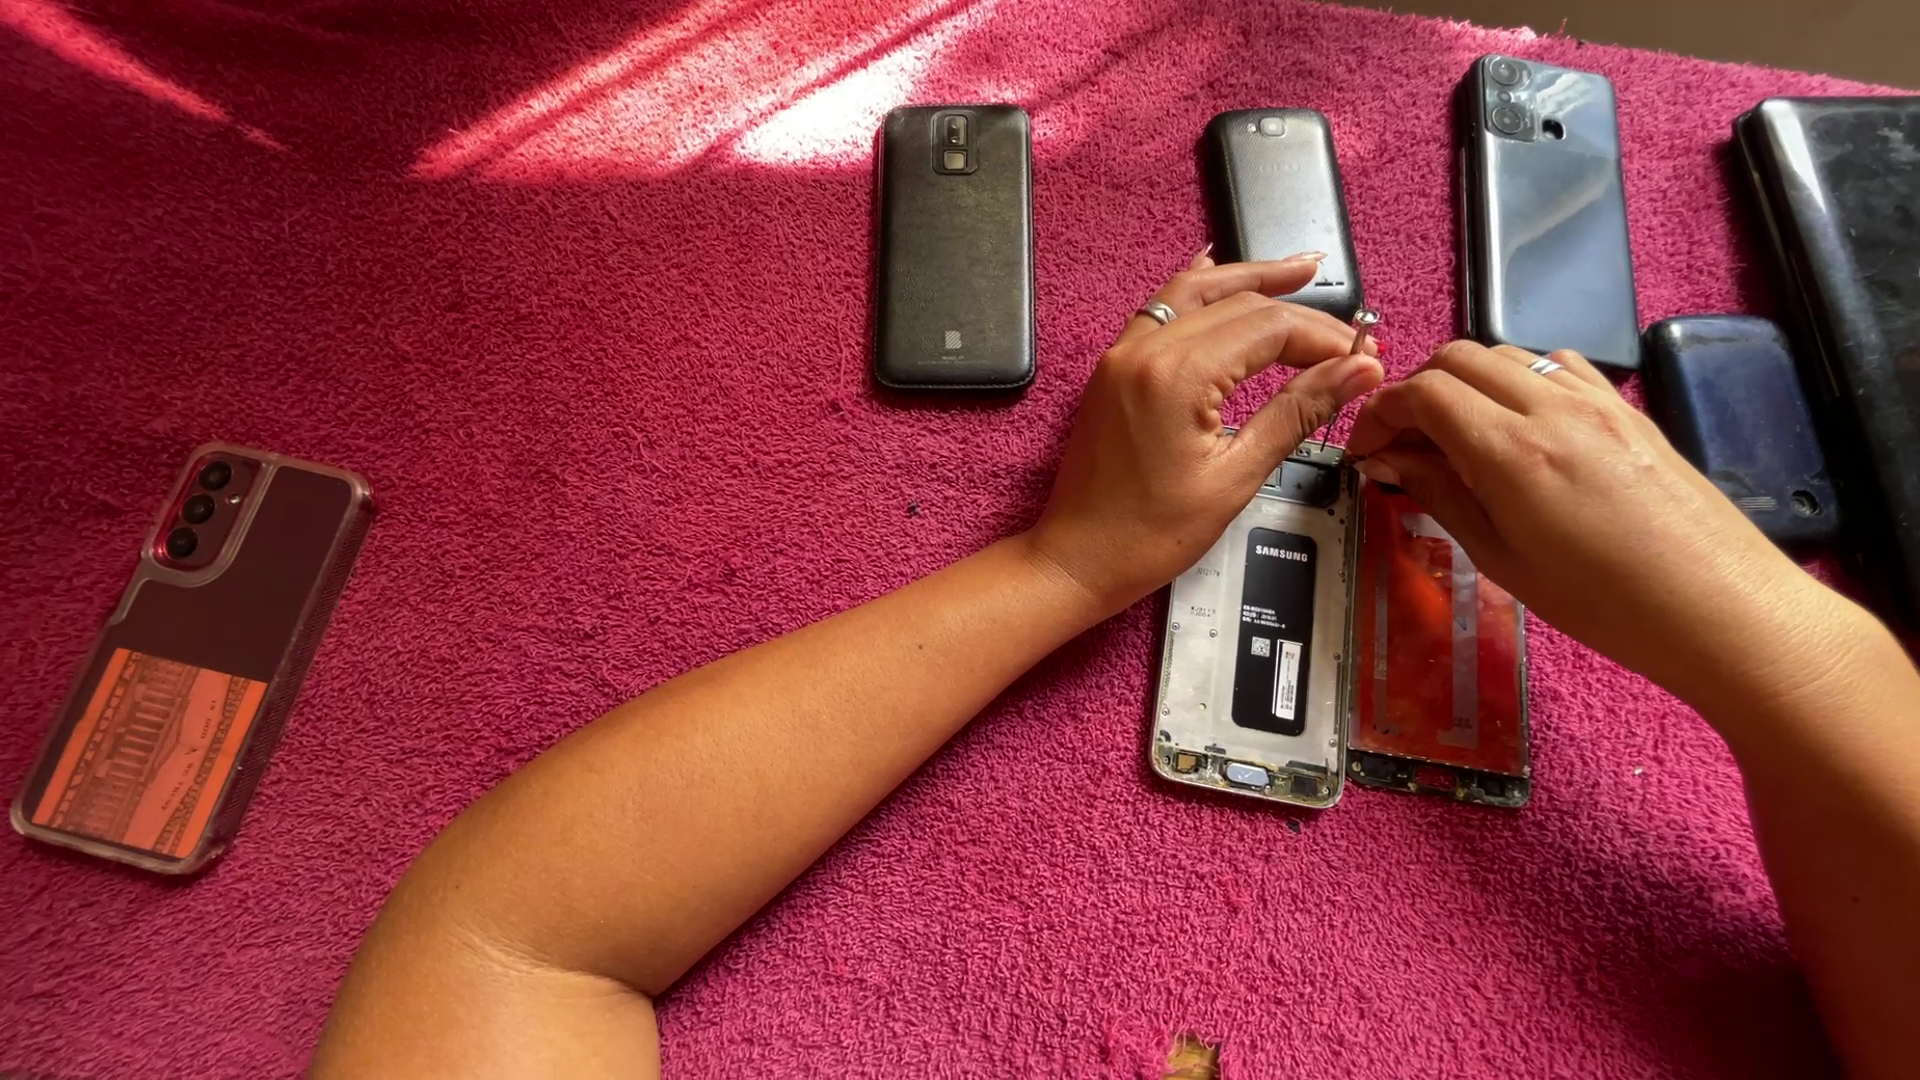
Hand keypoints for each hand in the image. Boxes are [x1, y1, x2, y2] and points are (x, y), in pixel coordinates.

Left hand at [1027, 250, 1382, 614]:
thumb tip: (1358, 370)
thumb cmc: (1151, 535)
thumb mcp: (1234, 478)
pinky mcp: (1110, 371)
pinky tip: (1215, 273)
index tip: (1363, 360)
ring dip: (1246, 282)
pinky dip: (1193, 293)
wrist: (1076, 558)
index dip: (1323, 338)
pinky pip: (1156, 312)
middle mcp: (1143, 350)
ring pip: (1193, 295)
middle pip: (1236, 305)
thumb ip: (1296, 413)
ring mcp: (1120, 356)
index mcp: (1176, 375)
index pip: (1268, 326)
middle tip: (1346, 338)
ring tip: (1299, 271)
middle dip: (1296, 315)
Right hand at [1345, 340, 1827, 701]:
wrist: (1721, 609)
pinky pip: (1552, 365)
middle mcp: (1552, 408)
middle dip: (1412, 392)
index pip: (1422, 393)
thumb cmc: (1597, 601)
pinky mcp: (1624, 407)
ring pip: (1502, 354)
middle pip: (1456, 357)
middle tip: (1399, 443)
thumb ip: (1435, 492)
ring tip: (1448, 435)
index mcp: (1511, 451)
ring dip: (1459, 383)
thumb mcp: (1495, 555)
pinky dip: (1511, 380)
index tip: (1364, 450)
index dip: (1378, 413)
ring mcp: (1595, 401)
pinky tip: (1510, 424)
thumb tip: (1384, 459)